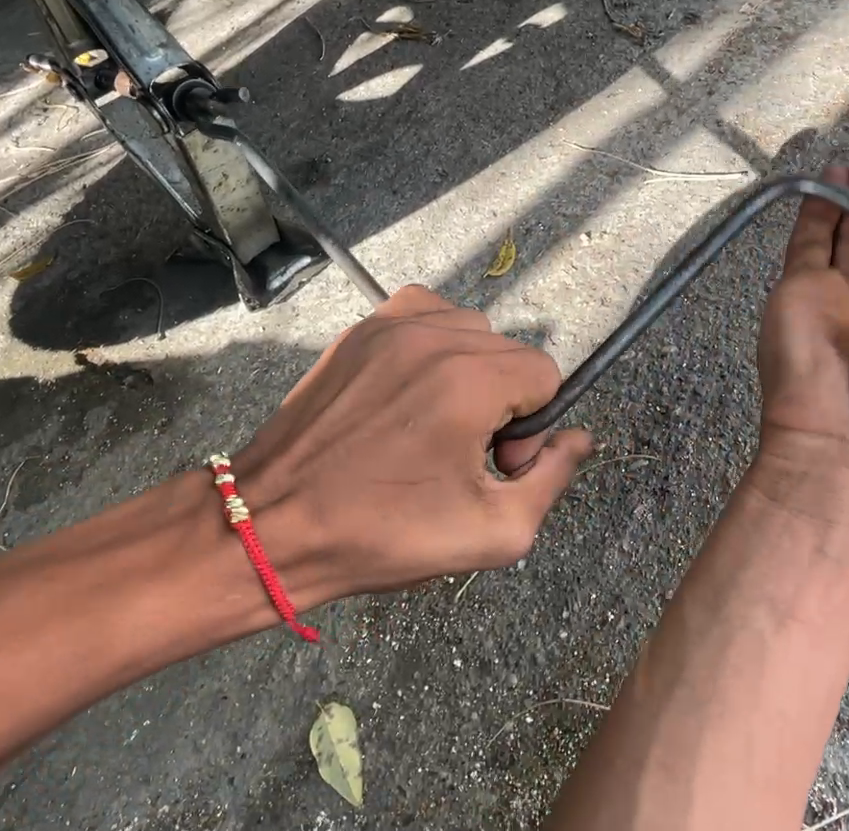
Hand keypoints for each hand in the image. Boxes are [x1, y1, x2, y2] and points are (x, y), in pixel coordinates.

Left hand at [227, 286, 592, 605]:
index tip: (496, 464)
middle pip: (511, 352)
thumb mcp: (493, 533)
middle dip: (505, 401)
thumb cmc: (382, 536)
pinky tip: (412, 387)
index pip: (546, 374)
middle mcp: (435, 337)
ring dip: (472, 371)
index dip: (532, 426)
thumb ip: (553, 479)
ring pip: (472, 331)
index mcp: (470, 381)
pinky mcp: (360, 329)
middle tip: (463, 454)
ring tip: (433, 422)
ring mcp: (391, 325)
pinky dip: (434, 344)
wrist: (270, 524)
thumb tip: (578, 437)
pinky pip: (427, 313)